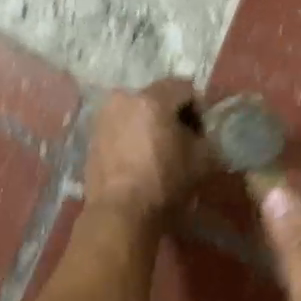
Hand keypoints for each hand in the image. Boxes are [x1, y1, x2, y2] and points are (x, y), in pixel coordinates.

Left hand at [82, 79, 208, 222]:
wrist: (119, 213)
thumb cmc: (164, 184)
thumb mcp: (202, 161)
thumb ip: (208, 137)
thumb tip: (203, 133)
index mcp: (152, 98)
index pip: (185, 88)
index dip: (199, 110)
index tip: (201, 135)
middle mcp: (125, 97)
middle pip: (158, 96)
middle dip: (172, 115)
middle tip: (181, 143)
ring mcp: (105, 114)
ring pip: (137, 110)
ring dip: (150, 124)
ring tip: (157, 152)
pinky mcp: (92, 132)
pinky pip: (120, 124)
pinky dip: (131, 134)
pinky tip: (137, 159)